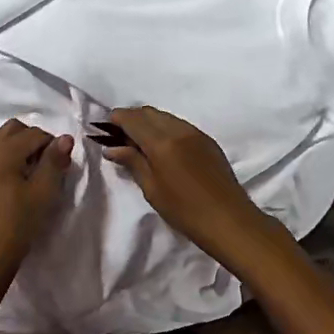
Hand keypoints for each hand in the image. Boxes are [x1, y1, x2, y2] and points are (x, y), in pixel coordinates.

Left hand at [0, 119, 74, 280]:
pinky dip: (4, 154)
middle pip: (15, 128)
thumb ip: (54, 161)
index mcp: (5, 148)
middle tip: (47, 165)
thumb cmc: (20, 219)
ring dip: (17, 144)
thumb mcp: (44, 190)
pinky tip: (14, 177)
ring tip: (30, 168)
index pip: (36, 133)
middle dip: (34, 139)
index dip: (53, 145)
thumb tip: (64, 137)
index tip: (62, 166)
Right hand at [103, 106, 276, 258]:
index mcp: (162, 142)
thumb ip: (132, 162)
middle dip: (131, 118)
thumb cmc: (184, 210)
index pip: (133, 119)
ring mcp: (196, 133)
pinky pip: (179, 124)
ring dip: (148, 122)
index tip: (104, 127)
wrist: (229, 220)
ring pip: (165, 117)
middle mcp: (179, 130)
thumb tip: (112, 147)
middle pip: (149, 113)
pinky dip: (164, 127)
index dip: (116, 119)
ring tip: (139, 141)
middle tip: (119, 135)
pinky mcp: (207, 141)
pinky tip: (162, 146)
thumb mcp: (152, 189)